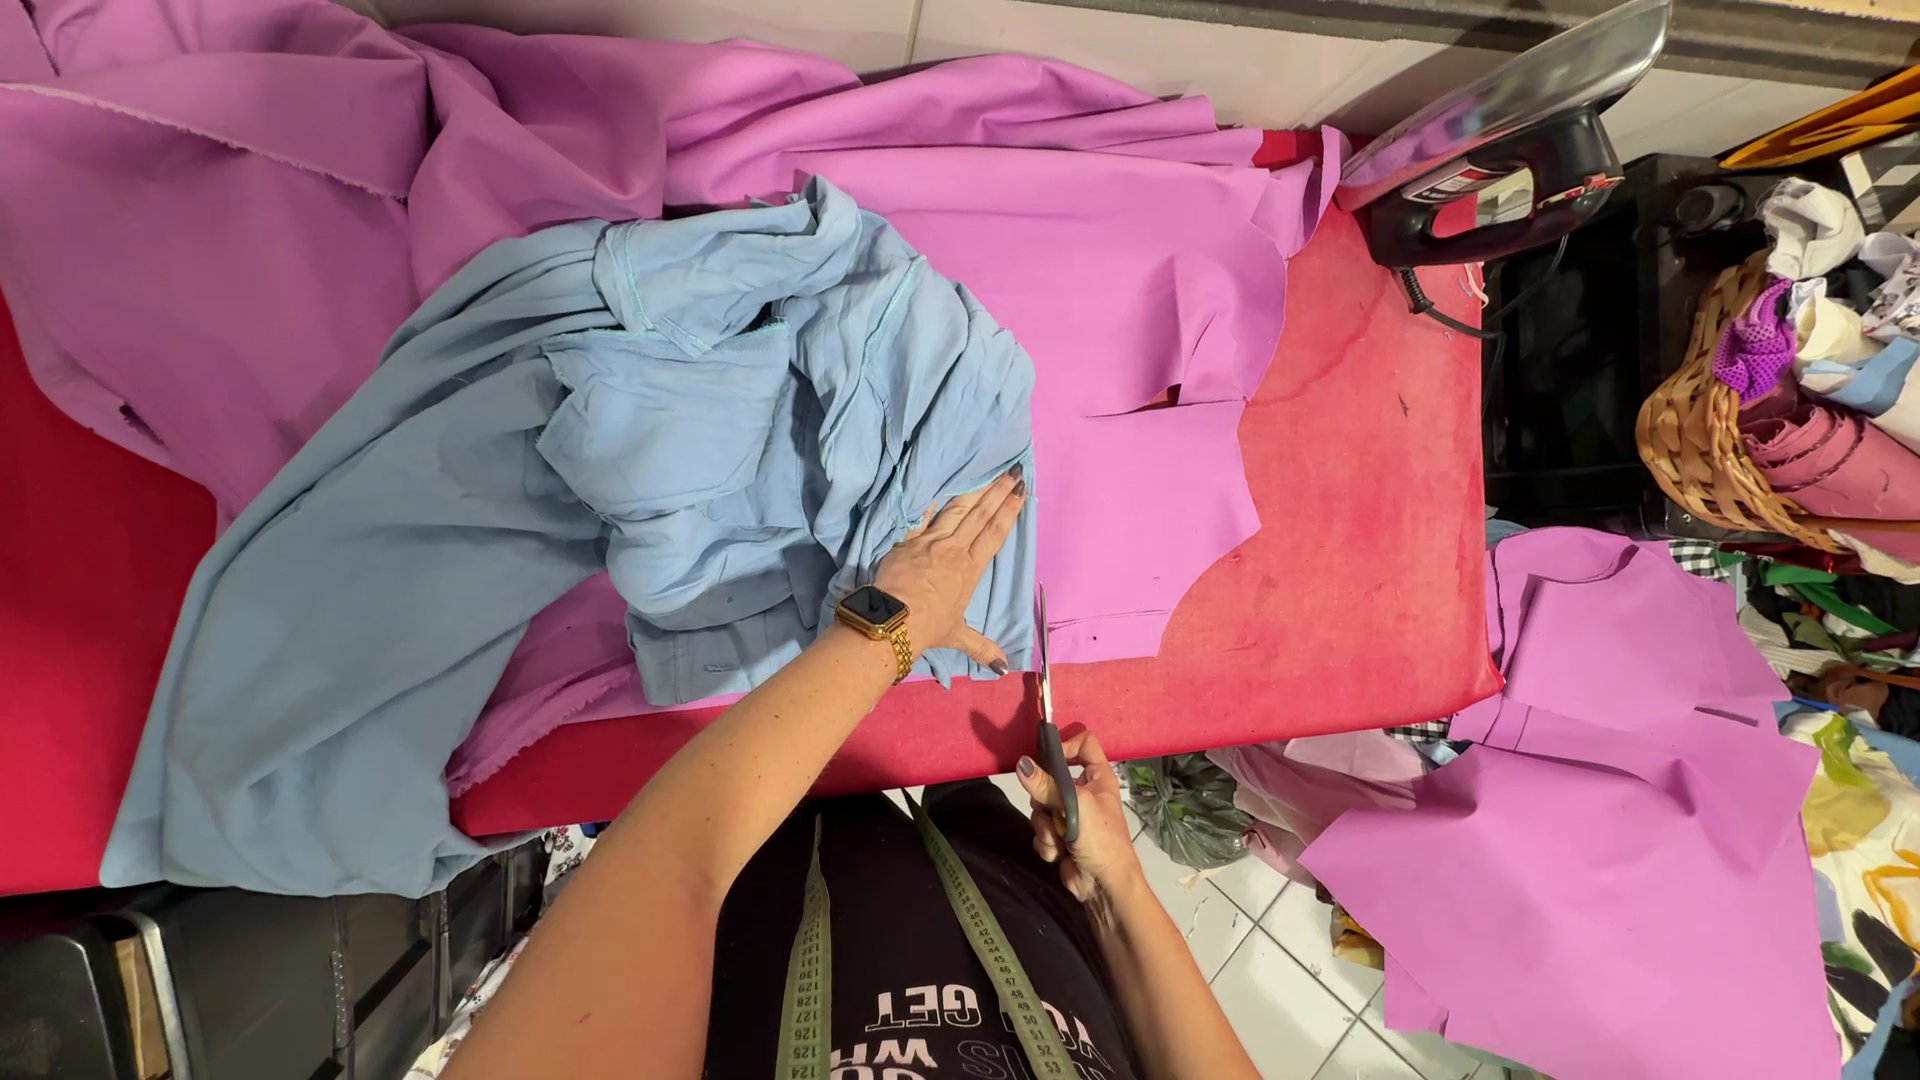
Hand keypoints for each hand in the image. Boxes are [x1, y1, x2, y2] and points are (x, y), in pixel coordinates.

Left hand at [872, 466, 1026, 670]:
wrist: (893, 621)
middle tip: (1012, 470)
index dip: (1009, 510)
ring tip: (984, 474)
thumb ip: (982, 647)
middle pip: (980, 514)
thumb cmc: (927, 627)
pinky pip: (921, 515)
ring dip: (972, 490)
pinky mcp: (906, 539)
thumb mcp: (957, 636)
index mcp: (970, 568)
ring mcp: (929, 541)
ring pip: (955, 509)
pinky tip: (938, 483)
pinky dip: (931, 499)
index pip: (995, 533)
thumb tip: (1004, 668)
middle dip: (997, 490)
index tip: (1021, 491)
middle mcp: (953, 549)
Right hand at [1017, 730, 1142, 901]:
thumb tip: (1021, 763)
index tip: (1048, 759)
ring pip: (1041, 807)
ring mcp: (1070, 814)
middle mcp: (1084, 791)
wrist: (1104, 888)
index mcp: (1098, 776)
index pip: (1084, 743)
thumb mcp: (1074, 806)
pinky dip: (1047, 843)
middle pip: (1050, 777)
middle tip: (1051, 810)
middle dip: (1045, 800)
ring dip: (1046, 827)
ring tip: (1060, 840)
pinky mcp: (1060, 836)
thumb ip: (1045, 784)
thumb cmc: (1101, 839)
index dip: (1065, 745)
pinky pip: (1040, 829)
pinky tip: (1059, 854)